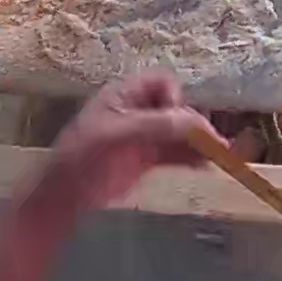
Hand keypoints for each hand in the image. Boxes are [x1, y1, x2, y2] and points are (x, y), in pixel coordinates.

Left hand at [28, 72, 216, 213]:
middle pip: (176, 109)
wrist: (64, 197)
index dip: (175, 98)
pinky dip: (191, 157)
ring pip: (179, 132)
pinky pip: (175, 153)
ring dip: (198, 142)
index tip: (179, 118)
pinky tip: (205, 165)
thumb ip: (155, 126)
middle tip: (212, 143)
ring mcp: (143, 137)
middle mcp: (137, 112)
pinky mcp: (146, 160)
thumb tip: (194, 122)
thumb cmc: (83, 158)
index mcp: (124, 96)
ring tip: (217, 157)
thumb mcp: (117, 136)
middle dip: (194, 124)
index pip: (162, 83)